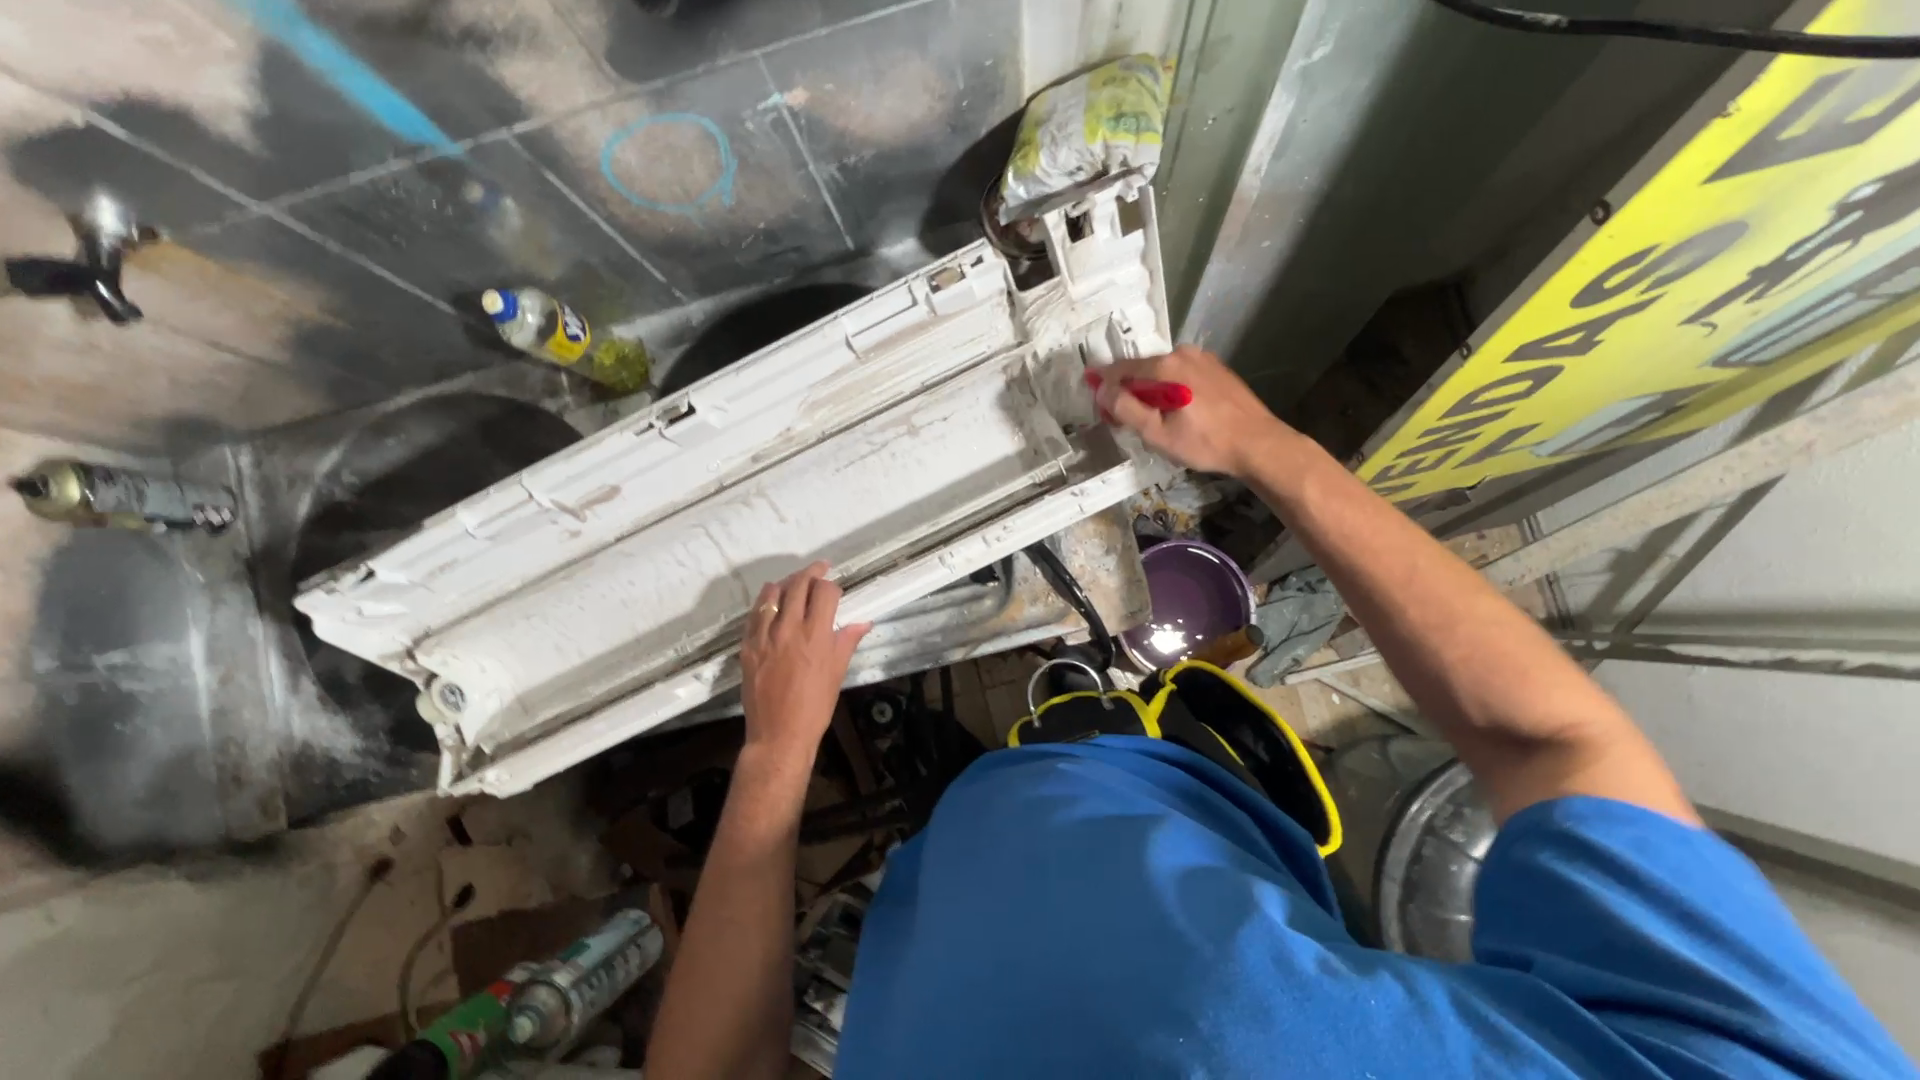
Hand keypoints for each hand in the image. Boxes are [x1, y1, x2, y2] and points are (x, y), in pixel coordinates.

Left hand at [740, 562, 870, 754]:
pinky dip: (764, 604)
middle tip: (818, 569)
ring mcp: (764, 637)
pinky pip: (754, 615)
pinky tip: (770, 604)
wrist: (779, 734)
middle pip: (797, 586)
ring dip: (785, 583)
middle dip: (810, 572)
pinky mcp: (747, 647)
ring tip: (793, 583)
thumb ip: (846, 642)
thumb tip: (863, 622)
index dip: (830, 585)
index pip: (824, 592)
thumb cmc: (815, 707)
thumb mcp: (837, 673)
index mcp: (816, 636)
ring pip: (771, 595)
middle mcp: (789, 630)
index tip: (833, 588)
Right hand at [1092, 345, 1301, 477]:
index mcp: (1165, 365)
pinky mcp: (1216, 369)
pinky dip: (1171, 389)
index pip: (1120, 369)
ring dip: (1151, 392)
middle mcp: (1182, 353)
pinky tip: (1179, 413)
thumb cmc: (1205, 442)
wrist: (1257, 444)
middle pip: (1142, 370)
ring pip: (1162, 373)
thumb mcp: (1156, 433)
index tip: (1098, 404)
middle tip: (1126, 421)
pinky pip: (1182, 375)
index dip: (1104, 385)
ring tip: (1155, 421)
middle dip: (1129, 392)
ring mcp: (1202, 359)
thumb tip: (1100, 388)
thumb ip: (1125, 408)